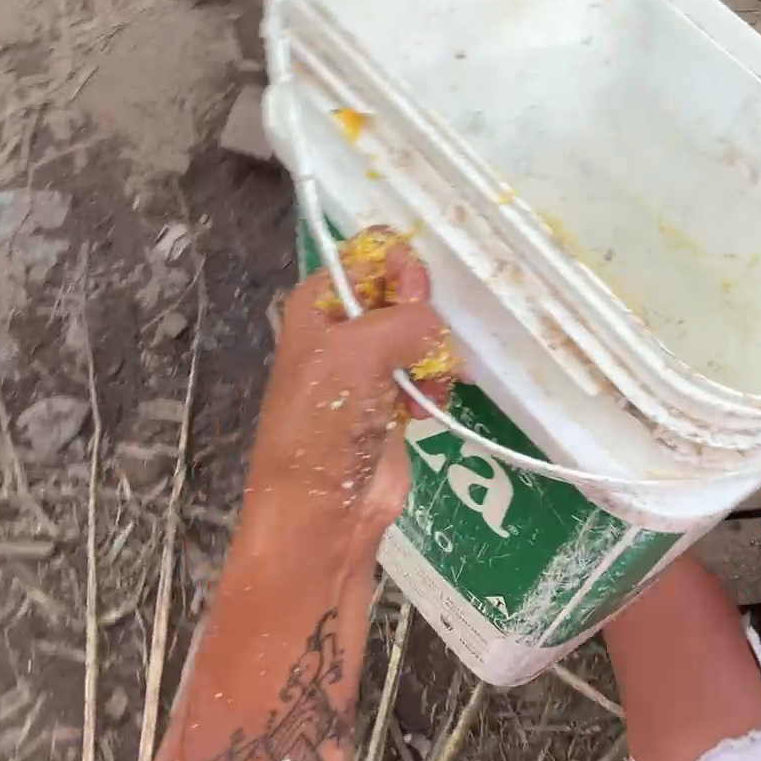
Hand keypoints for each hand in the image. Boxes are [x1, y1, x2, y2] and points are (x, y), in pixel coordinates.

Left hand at [239, 235, 450, 572]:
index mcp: (321, 302)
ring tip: (427, 392)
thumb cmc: (327, 421)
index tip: (417, 303)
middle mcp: (345, 328)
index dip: (405, 271)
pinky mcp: (393, 400)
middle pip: (406, 296)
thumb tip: (439, 328)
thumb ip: (409, 318)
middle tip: (426, 353)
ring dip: (435, 361)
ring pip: (425, 338)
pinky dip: (436, 387)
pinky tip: (428, 409)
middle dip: (426, 323)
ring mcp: (371, 367)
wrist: (324, 505)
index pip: (374, 254)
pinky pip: (429, 374)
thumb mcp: (361, 351)